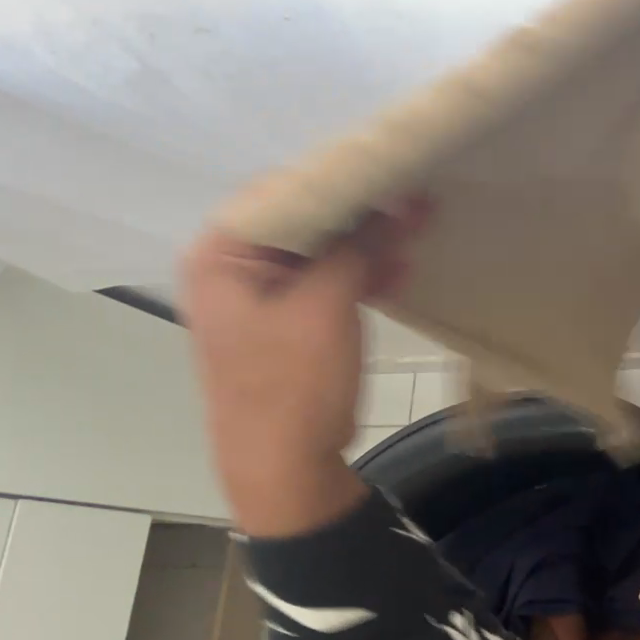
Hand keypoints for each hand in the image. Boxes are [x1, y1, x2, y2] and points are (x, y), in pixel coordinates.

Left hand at [179, 200, 428, 536]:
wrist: (282, 466)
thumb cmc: (294, 384)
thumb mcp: (327, 307)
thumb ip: (359, 247)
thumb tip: (401, 201)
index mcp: (223, 253)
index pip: (284, 191)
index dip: (341, 180)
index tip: (395, 173)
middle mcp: (234, 265)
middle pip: (303, 219)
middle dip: (360, 213)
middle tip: (415, 202)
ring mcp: (261, 295)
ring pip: (320, 251)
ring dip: (366, 245)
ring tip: (416, 236)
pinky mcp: (289, 321)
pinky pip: (326, 281)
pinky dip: (360, 275)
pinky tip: (399, 273)